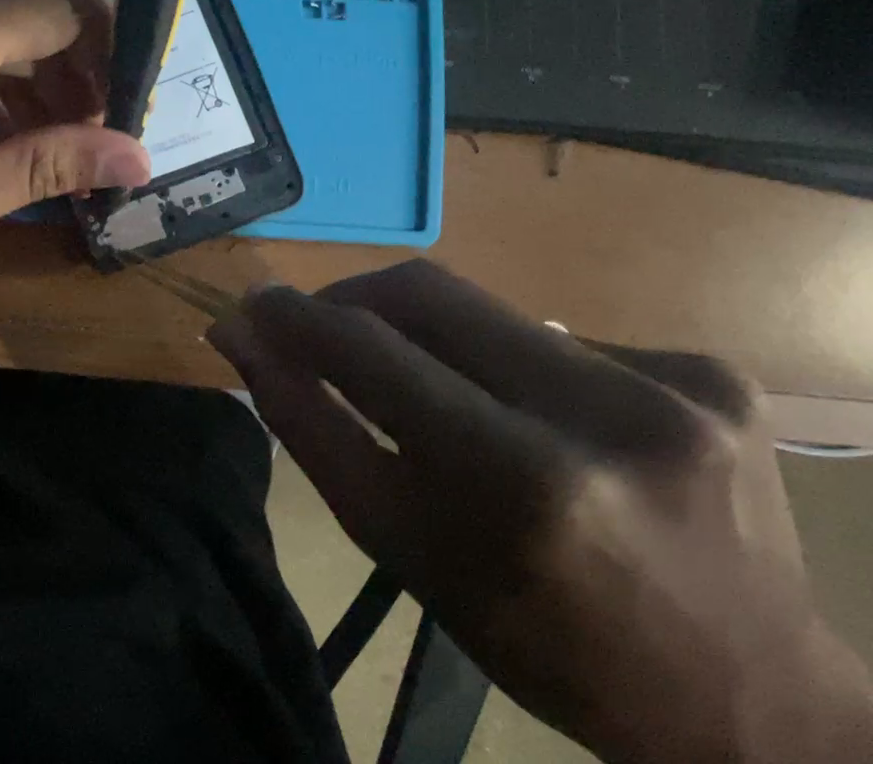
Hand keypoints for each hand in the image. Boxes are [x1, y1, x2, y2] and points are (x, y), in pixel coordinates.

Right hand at [209, 261, 872, 763]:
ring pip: (488, 311)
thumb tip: (243, 340)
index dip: (294, 315)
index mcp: (517, 477)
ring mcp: (676, 384)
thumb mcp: (400, 545)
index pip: (368, 347)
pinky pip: (558, 337)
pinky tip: (531, 419)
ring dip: (429, 340)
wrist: (744, 696)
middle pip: (427, 291)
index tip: (253, 305)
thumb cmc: (536, 637)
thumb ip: (311, 428)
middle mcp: (606, 410)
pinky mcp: (714, 374)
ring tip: (431, 396)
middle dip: (349, 301)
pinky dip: (510, 365)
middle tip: (316, 330)